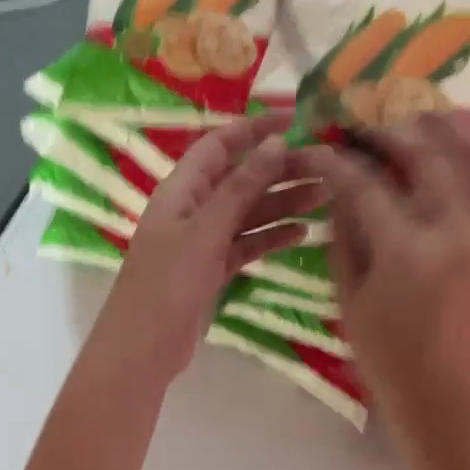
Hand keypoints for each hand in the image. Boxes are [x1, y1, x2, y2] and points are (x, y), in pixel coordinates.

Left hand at [95, 114, 325, 375]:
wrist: (142, 350)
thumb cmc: (167, 285)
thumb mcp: (205, 231)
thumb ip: (240, 188)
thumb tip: (275, 143)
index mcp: (180, 190)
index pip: (220, 146)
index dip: (255, 130)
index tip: (298, 119)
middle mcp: (190, 210)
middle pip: (239, 179)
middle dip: (279, 170)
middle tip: (327, 166)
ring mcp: (200, 243)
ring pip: (246, 214)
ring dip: (281, 204)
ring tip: (325, 197)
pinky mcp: (209, 272)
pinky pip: (244, 245)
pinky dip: (270, 238)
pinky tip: (302, 233)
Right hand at [305, 111, 469, 427]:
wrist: (438, 386)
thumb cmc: (380, 347)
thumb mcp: (347, 291)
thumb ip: (344, 230)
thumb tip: (339, 179)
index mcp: (406, 254)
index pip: (368, 186)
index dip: (340, 162)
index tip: (323, 147)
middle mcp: (457, 234)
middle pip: (428, 157)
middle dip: (392, 133)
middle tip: (370, 129)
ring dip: (450, 130)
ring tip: (424, 122)